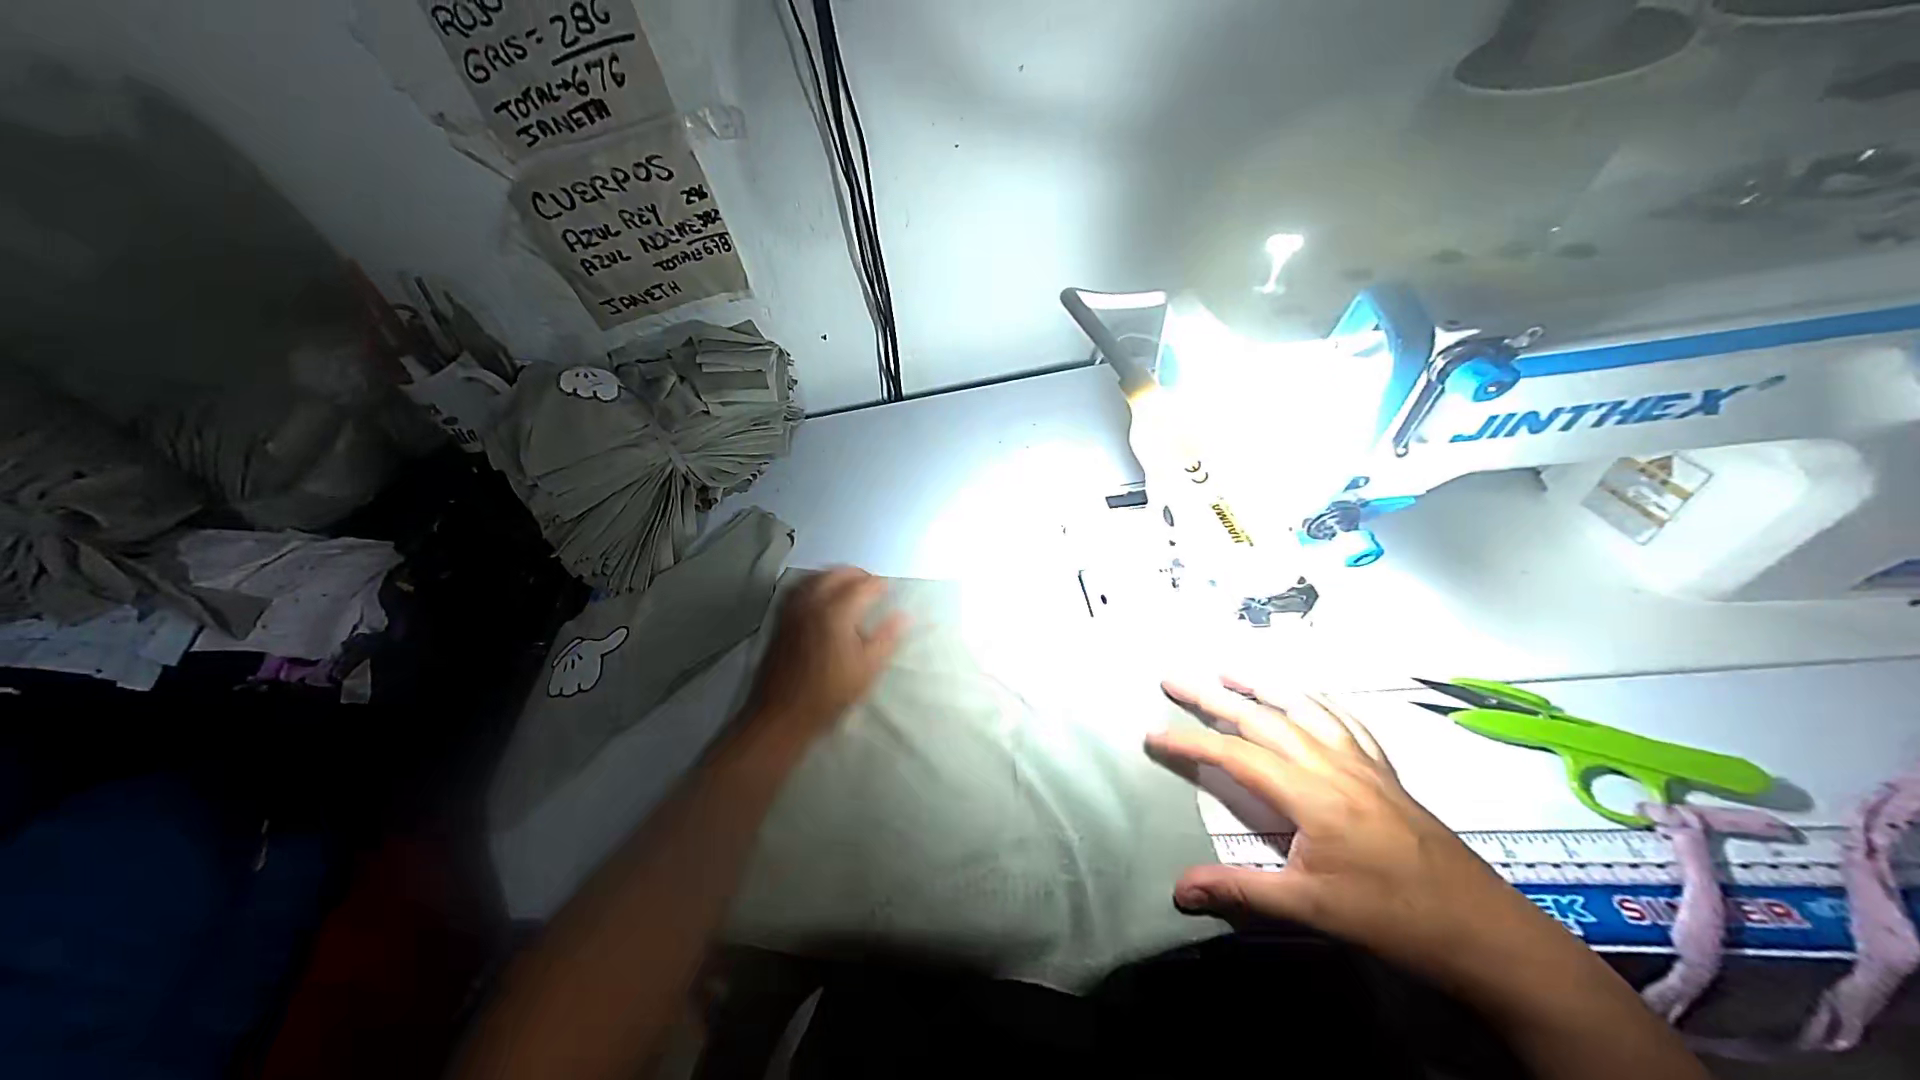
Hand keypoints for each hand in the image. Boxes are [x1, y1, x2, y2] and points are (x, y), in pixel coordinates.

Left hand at [743, 567, 906, 742]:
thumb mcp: (868, 669)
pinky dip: (814, 584)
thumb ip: (887, 638)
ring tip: (849, 586)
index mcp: (837, 613)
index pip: (864, 586)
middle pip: (837, 574)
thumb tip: (905, 615)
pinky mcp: (780, 619)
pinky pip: (798, 589)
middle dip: (858, 575)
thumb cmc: (830, 693)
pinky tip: (821, 597)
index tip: (890, 590)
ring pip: (815, 577)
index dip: (880, 585)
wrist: (783, 714)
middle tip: (872, 586)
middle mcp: (813, 603)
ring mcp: (793, 610)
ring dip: (835, 576)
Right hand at [1147, 676, 1538, 983]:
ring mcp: (1364, 764)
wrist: (1484, 930)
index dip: (1189, 744)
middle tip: (1175, 678)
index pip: (1236, 756)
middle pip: (1263, 718)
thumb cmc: (1394, 919)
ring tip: (1230, 671)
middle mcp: (1334, 766)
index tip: (1152, 735)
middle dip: (1213, 696)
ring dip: (1263, 686)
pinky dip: (1316, 701)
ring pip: (1305, 708)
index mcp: (1312, 794)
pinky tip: (1306, 698)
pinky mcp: (1386, 771)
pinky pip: (1345, 721)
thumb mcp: (1311, 908)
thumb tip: (1179, 890)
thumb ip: (1241, 891)